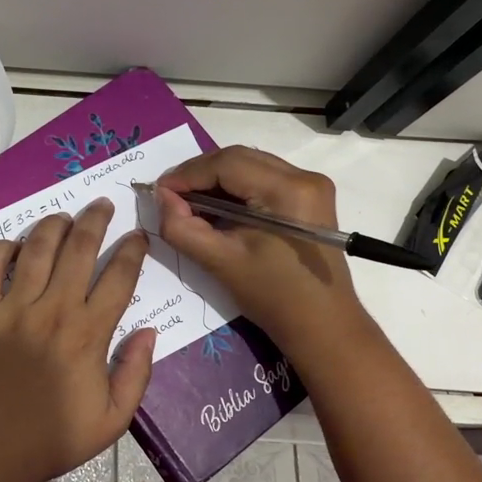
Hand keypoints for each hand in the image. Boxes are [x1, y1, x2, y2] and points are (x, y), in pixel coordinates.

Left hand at [0, 200, 154, 481]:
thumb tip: (148, 331)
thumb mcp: (112, 420)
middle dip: (94, 220)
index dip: (132, 251)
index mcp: (88, 335)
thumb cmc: (53, 438)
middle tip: (102, 205)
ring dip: (52, 225)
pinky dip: (0, 249)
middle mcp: (52, 311)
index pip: (118, 277)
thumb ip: (136, 374)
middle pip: (78, 250)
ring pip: (35, 249)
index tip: (138, 236)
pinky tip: (13, 243)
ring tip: (63, 216)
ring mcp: (12, 308)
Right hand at [155, 145, 370, 348]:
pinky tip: (216, 207)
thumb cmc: (272, 296)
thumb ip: (181, 227)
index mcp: (287, 190)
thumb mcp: (220, 262)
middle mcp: (304, 177)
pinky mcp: (309, 195)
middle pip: (238, 158)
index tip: (159, 192)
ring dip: (215, 179)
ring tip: (189, 201)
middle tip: (171, 195)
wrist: (321, 323)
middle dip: (199, 173)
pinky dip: (234, 188)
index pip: (226, 164)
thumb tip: (162, 197)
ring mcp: (311, 184)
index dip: (187, 174)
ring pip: (249, 164)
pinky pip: (262, 177)